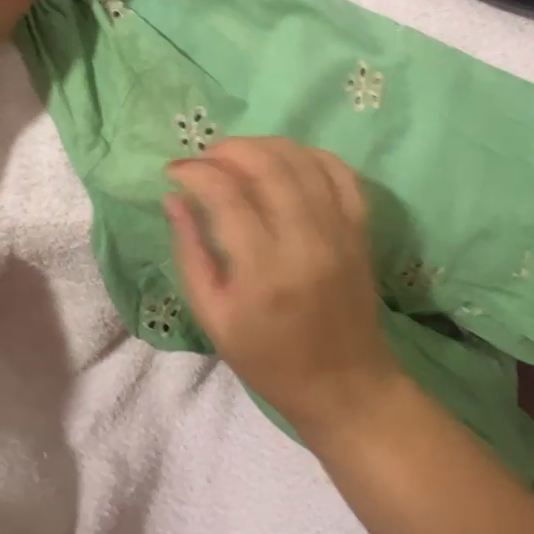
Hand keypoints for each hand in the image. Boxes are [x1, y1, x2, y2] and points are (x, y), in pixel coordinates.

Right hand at [164, 138, 402, 434]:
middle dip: (227, 149)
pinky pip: (339, 172)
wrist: (345, 387)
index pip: (226, 195)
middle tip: (205, 159)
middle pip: (267, 165)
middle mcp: (305, 242)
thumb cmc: (269, 359)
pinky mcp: (359, 230)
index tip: (175, 171)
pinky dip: (308, 155)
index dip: (195, 172)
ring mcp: (339, 231)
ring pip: (301, 160)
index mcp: (263, 271)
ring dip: (262, 146)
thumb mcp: (213, 317)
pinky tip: (283, 162)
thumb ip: (190, 252)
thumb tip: (173, 198)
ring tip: (237, 157)